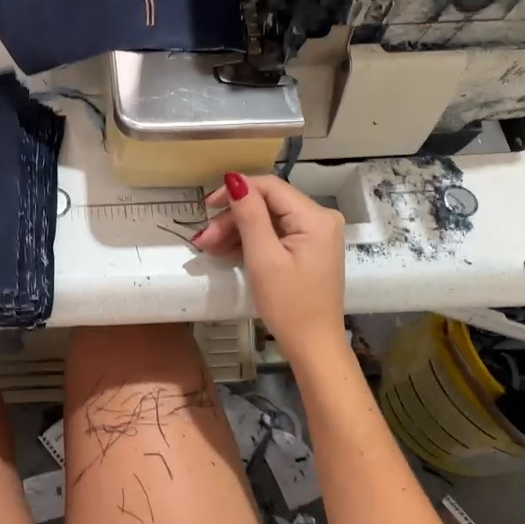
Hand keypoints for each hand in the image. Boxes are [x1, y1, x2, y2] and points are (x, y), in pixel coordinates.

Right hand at [191, 172, 346, 351]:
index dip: (236, 191)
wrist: (313, 345)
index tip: (206, 206)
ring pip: (268, 219)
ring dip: (237, 231)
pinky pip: (275, 234)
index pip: (269, 187)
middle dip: (233, 218)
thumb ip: (249, 215)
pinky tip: (226, 252)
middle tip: (204, 241)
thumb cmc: (289, 305)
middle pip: (267, 204)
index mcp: (315, 217)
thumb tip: (234, 178)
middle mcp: (320, 219)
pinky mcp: (308, 249)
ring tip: (209, 249)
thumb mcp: (264, 259)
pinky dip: (250, 242)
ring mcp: (315, 235)